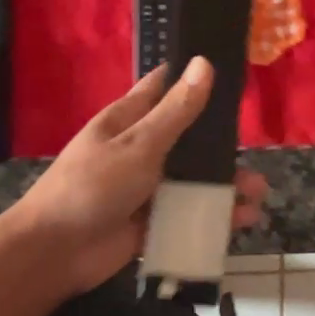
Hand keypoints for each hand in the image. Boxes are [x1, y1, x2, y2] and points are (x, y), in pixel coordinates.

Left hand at [5, 58, 267, 295]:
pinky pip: (187, 215)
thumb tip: (204, 63)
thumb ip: (176, 111)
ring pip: (191, 181)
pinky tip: (242, 220)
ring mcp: (144, 189)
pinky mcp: (150, 222)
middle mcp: (138, 151)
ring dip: (223, 185)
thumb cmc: (93, 186)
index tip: (231, 74)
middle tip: (255, 149)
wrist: (57, 252)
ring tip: (258, 193)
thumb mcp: (139, 145)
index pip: (162, 88)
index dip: (192, 78)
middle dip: (219, 145)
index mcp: (127, 121)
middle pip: (186, 140)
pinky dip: (213, 216)